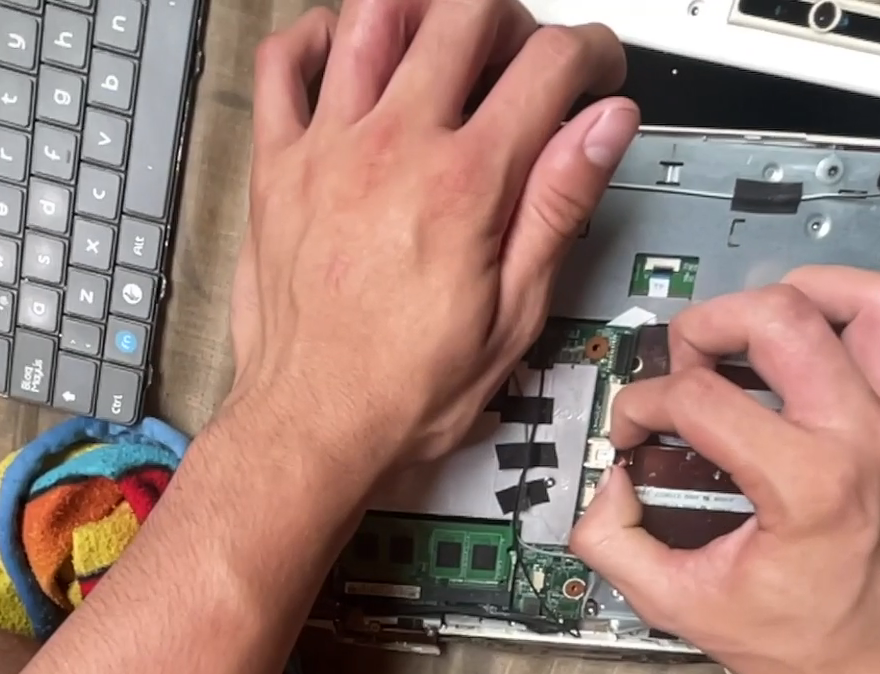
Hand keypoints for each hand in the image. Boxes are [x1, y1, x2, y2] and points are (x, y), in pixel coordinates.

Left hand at [223, 0, 637, 471]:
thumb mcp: (510, 319)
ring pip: (374, 15)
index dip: (588, 58)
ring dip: (422, 9)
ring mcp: (326, 155)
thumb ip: (556, 210)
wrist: (315, 426)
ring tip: (443, 41)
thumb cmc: (403, 394)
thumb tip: (602, 130)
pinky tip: (345, 54)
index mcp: (462, 188)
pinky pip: (282, 67)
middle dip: (510, 22)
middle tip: (520, 60)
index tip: (593, 79)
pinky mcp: (276, 174)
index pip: (546, 68)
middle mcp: (391, 151)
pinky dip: (315, 38)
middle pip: (464, 16)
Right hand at [571, 267, 879, 673]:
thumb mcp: (675, 605)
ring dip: (799, 296)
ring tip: (753, 331)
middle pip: (780, 319)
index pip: (700, 398)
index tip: (631, 439)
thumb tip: (610, 482)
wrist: (879, 661)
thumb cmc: (793, 638)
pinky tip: (832, 332)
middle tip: (682, 369)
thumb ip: (613, 544)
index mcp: (806, 485)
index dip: (641, 406)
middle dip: (704, 328)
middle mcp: (864, 438)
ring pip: (872, 301)